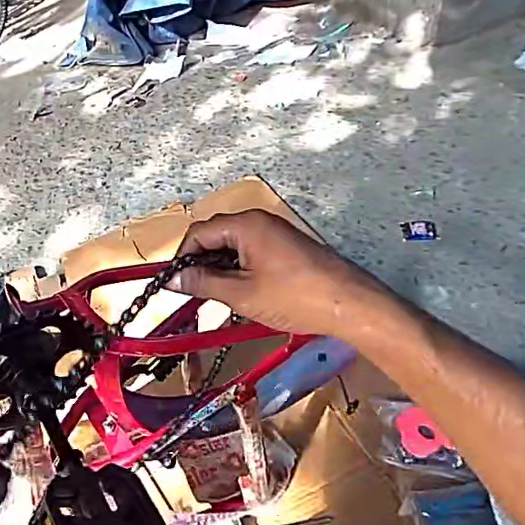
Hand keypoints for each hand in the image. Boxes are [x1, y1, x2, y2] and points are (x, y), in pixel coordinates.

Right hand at [169, 209, 398, 342]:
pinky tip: (241, 292)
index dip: (182, 257)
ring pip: (233, 245)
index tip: (175, 283)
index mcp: (245, 224)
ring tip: (217, 297)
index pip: (199, 233)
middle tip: (193, 293)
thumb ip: (203, 283)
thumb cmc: (295, 297)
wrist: (349, 304)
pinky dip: (239, 268)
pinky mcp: (286, 246)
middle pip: (215, 235)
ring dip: (220, 267)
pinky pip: (251, 251)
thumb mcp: (241, 294)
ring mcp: (275, 232)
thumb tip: (175, 279)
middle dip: (200, 263)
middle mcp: (259, 221)